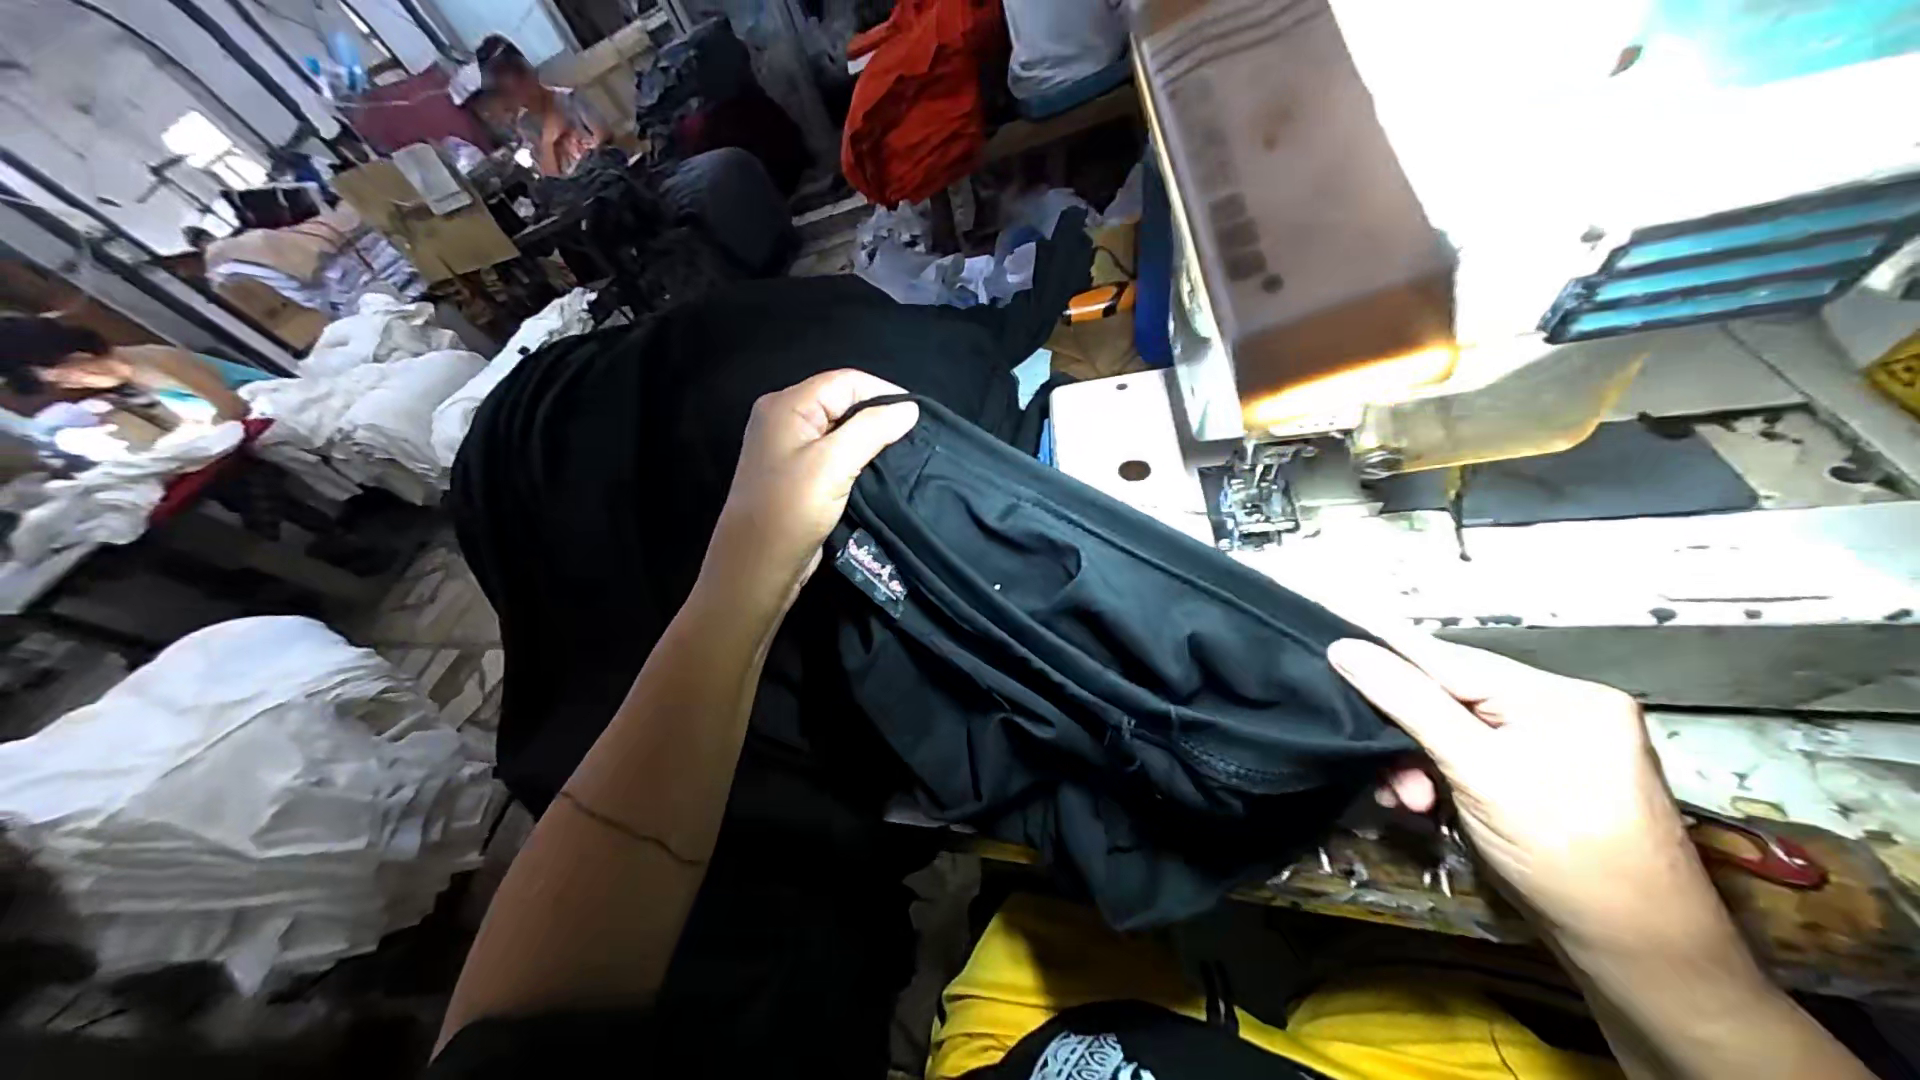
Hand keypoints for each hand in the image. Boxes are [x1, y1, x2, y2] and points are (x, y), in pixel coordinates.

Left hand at [705, 370, 918, 609]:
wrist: (757, 568)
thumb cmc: (790, 510)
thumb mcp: (833, 463)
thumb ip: (872, 429)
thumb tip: (909, 409)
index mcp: (786, 405)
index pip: (845, 381)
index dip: (883, 393)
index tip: (917, 418)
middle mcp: (784, 418)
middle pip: (841, 401)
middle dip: (877, 415)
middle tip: (912, 438)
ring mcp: (788, 447)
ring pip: (839, 429)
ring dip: (869, 438)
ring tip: (900, 454)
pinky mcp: (796, 474)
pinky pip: (832, 453)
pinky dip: (856, 457)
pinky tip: (876, 471)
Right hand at [1328, 635, 1724, 953]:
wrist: (1637, 952)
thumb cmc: (1563, 854)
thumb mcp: (1476, 770)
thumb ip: (1407, 702)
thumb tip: (1344, 648)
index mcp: (1558, 695)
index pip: (1445, 657)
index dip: (1382, 647)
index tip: (1330, 630)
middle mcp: (1559, 707)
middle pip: (1446, 694)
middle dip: (1401, 727)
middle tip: (1373, 758)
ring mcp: (1554, 742)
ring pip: (1452, 728)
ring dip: (1415, 757)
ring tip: (1406, 798)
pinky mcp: (1541, 773)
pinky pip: (1469, 753)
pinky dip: (1438, 771)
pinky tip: (1420, 798)